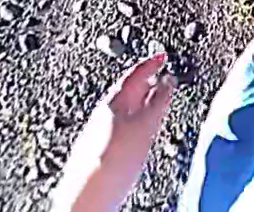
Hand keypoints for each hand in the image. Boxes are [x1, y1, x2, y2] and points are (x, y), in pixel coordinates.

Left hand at [52, 53, 175, 211]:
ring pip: (122, 111)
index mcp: (113, 101)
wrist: (85, 205)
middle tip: (161, 76)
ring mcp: (96, 135)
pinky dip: (131, 123)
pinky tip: (137, 136)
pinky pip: (117, 129)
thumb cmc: (112, 165)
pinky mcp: (94, 155)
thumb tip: (168, 81)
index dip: (152, 62)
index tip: (162, 56)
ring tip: (154, 105)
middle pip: (127, 90)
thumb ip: (159, 101)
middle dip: (146, 82)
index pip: (135, 73)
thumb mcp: (146, 126)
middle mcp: (102, 114)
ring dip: (139, 103)